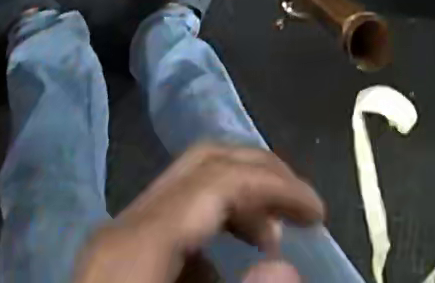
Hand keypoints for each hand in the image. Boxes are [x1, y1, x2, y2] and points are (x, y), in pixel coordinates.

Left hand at [74, 143, 325, 282]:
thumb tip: (287, 270)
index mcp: (137, 244)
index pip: (218, 181)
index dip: (275, 185)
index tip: (320, 213)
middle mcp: (123, 228)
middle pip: (201, 164)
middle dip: (258, 174)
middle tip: (302, 207)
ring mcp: (114, 245)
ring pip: (186, 190)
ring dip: (236, 201)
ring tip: (271, 240)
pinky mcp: (113, 266)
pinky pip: (170, 227)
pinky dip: (209, 235)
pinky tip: (225, 278)